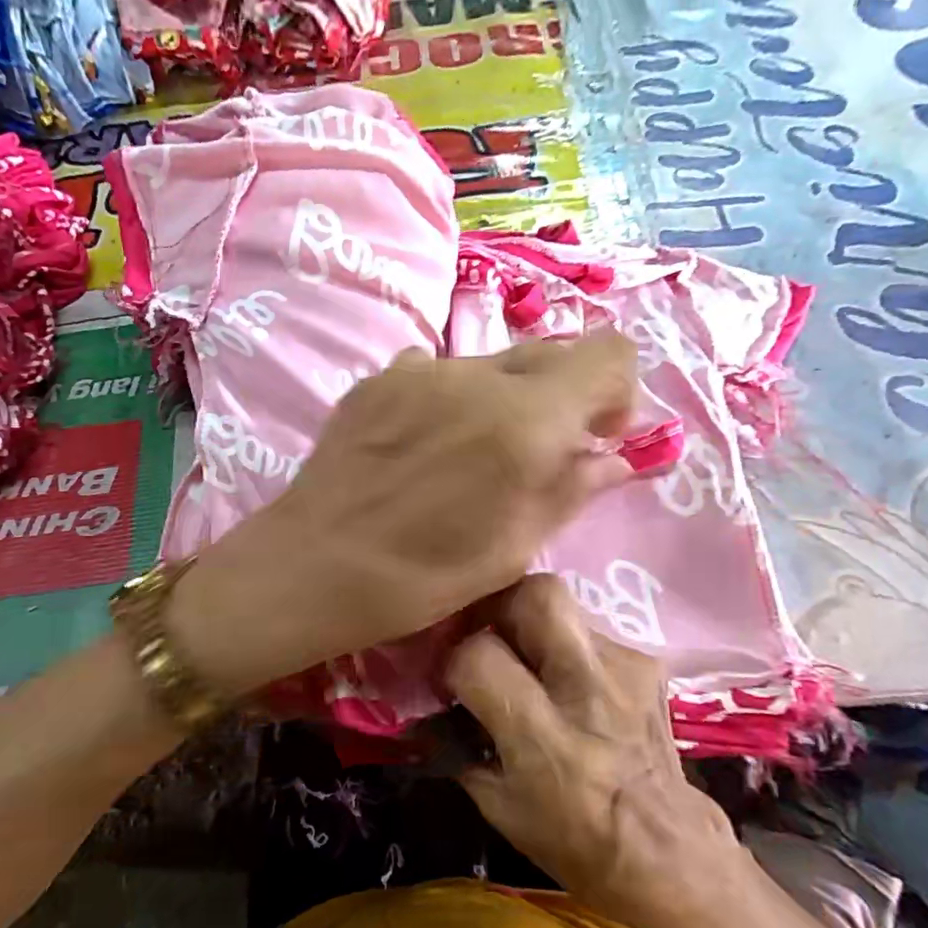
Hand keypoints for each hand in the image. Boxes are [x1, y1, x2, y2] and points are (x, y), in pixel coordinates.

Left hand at [169, 331, 639, 695]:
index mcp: (525, 418)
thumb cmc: (423, 575)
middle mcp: (475, 375)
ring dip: (499, 400)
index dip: (614, 392)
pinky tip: (418, 450)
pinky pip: (434, 373)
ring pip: (488, 365)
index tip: (592, 438)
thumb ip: (573, 487)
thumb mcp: (514, 547)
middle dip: (560, 396)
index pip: (609, 352)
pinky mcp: (375, 380)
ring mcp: (418, 370)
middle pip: (550, 352)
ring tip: (464, 459)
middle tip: (535, 453)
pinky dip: (447, 400)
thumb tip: (614, 457)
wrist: (313, 566)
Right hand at [446, 575, 760, 927]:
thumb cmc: (574, 840)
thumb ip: (458, 746)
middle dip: (498, 604)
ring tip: (523, 658)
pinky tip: (563, 678)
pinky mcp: (646, 665)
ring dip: (531, 624)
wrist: (670, 855)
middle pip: (536, 596)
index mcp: (545, 738)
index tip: (450, 681)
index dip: (452, 661)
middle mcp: (588, 691)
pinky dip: (563, 644)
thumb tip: (427, 710)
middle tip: (482, 632)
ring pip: (562, 603)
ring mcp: (625, 671)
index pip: (479, 656)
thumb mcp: (496, 805)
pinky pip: (586, 629)